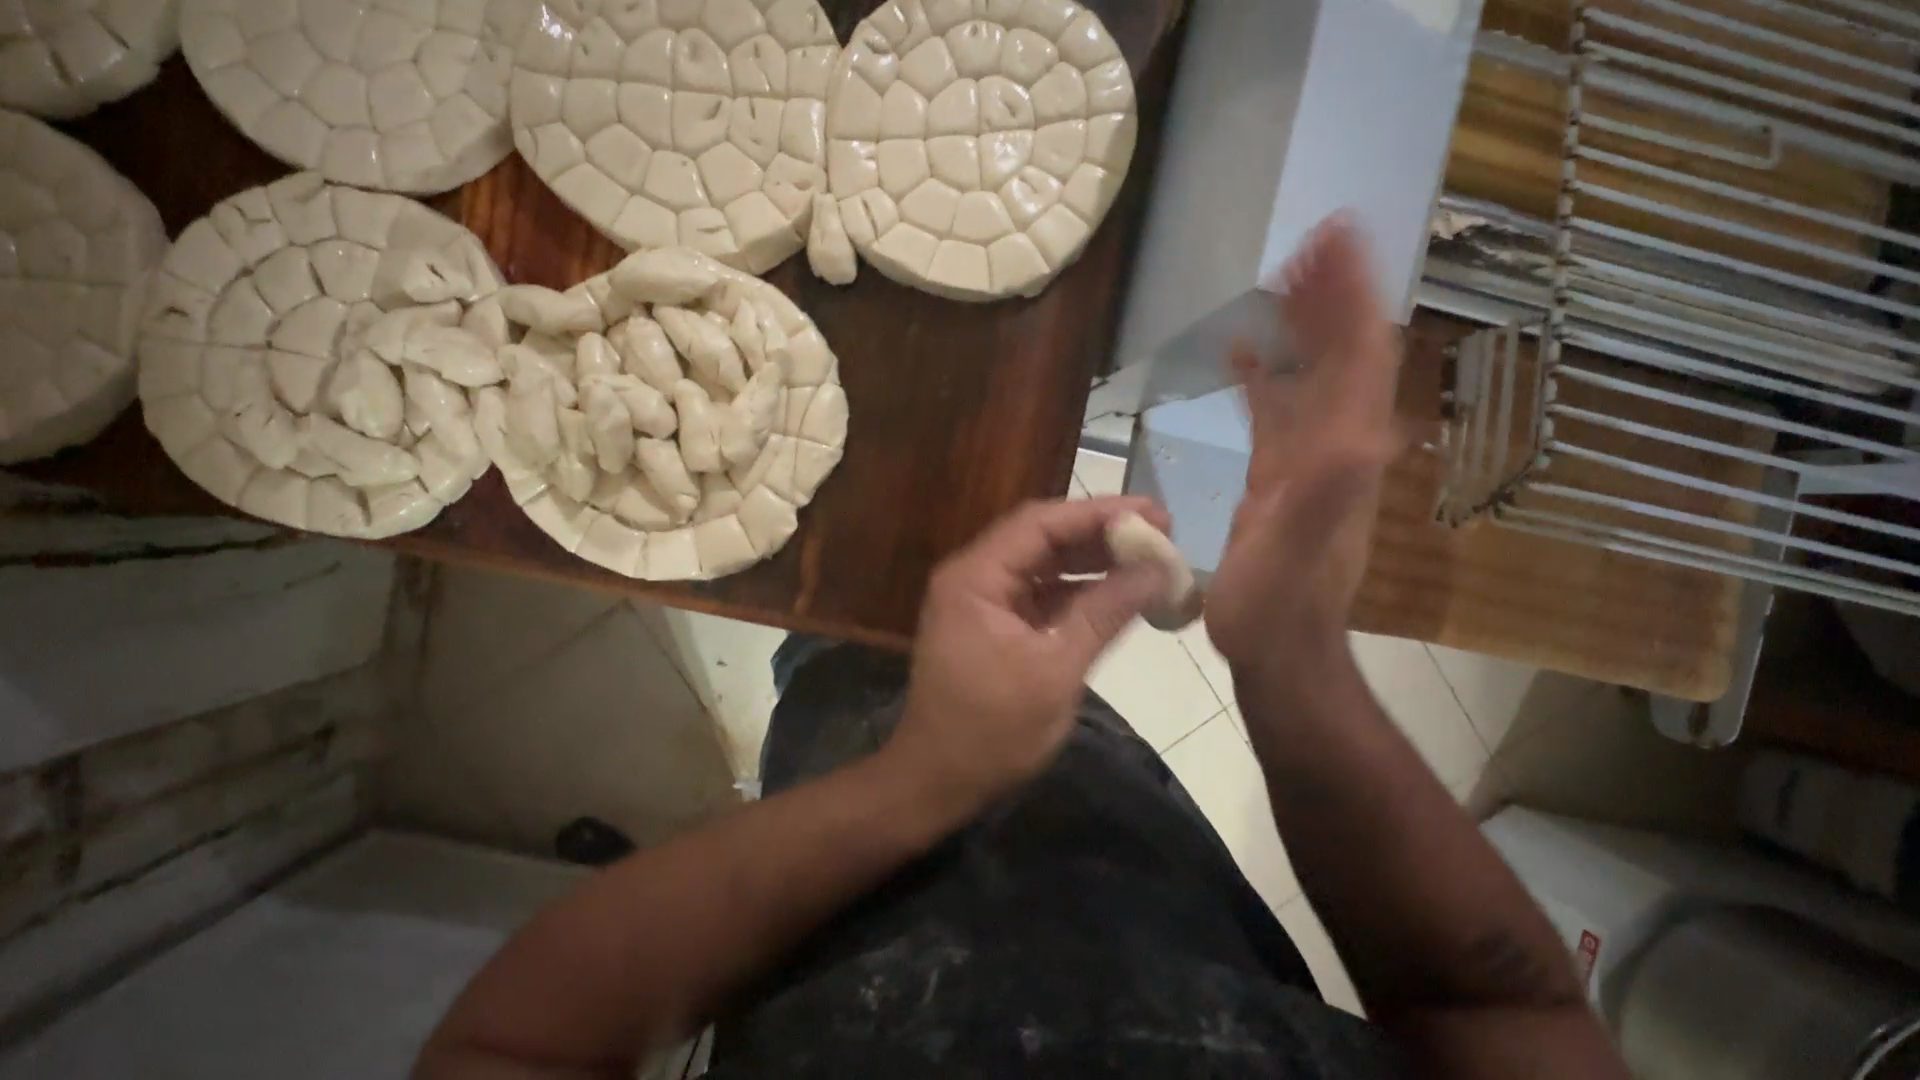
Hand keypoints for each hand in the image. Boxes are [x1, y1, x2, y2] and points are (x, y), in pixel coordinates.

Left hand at [887, 497, 1171, 807]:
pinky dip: (1079, 593)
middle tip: (1163, 533)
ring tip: (1151, 558)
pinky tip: (1120, 593)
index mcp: (975, 578)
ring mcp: (983, 602)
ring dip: (1094, 562)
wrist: (937, 783)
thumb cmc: (992, 731)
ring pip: (1044, 565)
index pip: (1042, 523)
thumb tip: (1157, 569)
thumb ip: (1105, 613)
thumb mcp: (1056, 671)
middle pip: (1043, 538)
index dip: (1100, 512)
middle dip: (1102, 533)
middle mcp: (974, 577)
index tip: (1156, 514)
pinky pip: (1041, 594)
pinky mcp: (994, 626)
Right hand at [1205, 214, 1405, 672]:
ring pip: (1313, 379)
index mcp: (1343, 454)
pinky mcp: (1280, 481)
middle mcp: (1336, 448)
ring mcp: (1309, 464)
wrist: (1279, 652)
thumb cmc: (1277, 608)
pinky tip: (1244, 353)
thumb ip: (1330, 494)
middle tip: (1309, 243)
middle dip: (1331, 297)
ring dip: (1303, 328)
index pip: (1358, 360)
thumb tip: (1366, 427)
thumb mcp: (1298, 552)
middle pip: (1342, 358)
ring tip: (1281, 280)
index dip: (1352, 297)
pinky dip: (1265, 377)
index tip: (1338, 238)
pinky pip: (1277, 414)